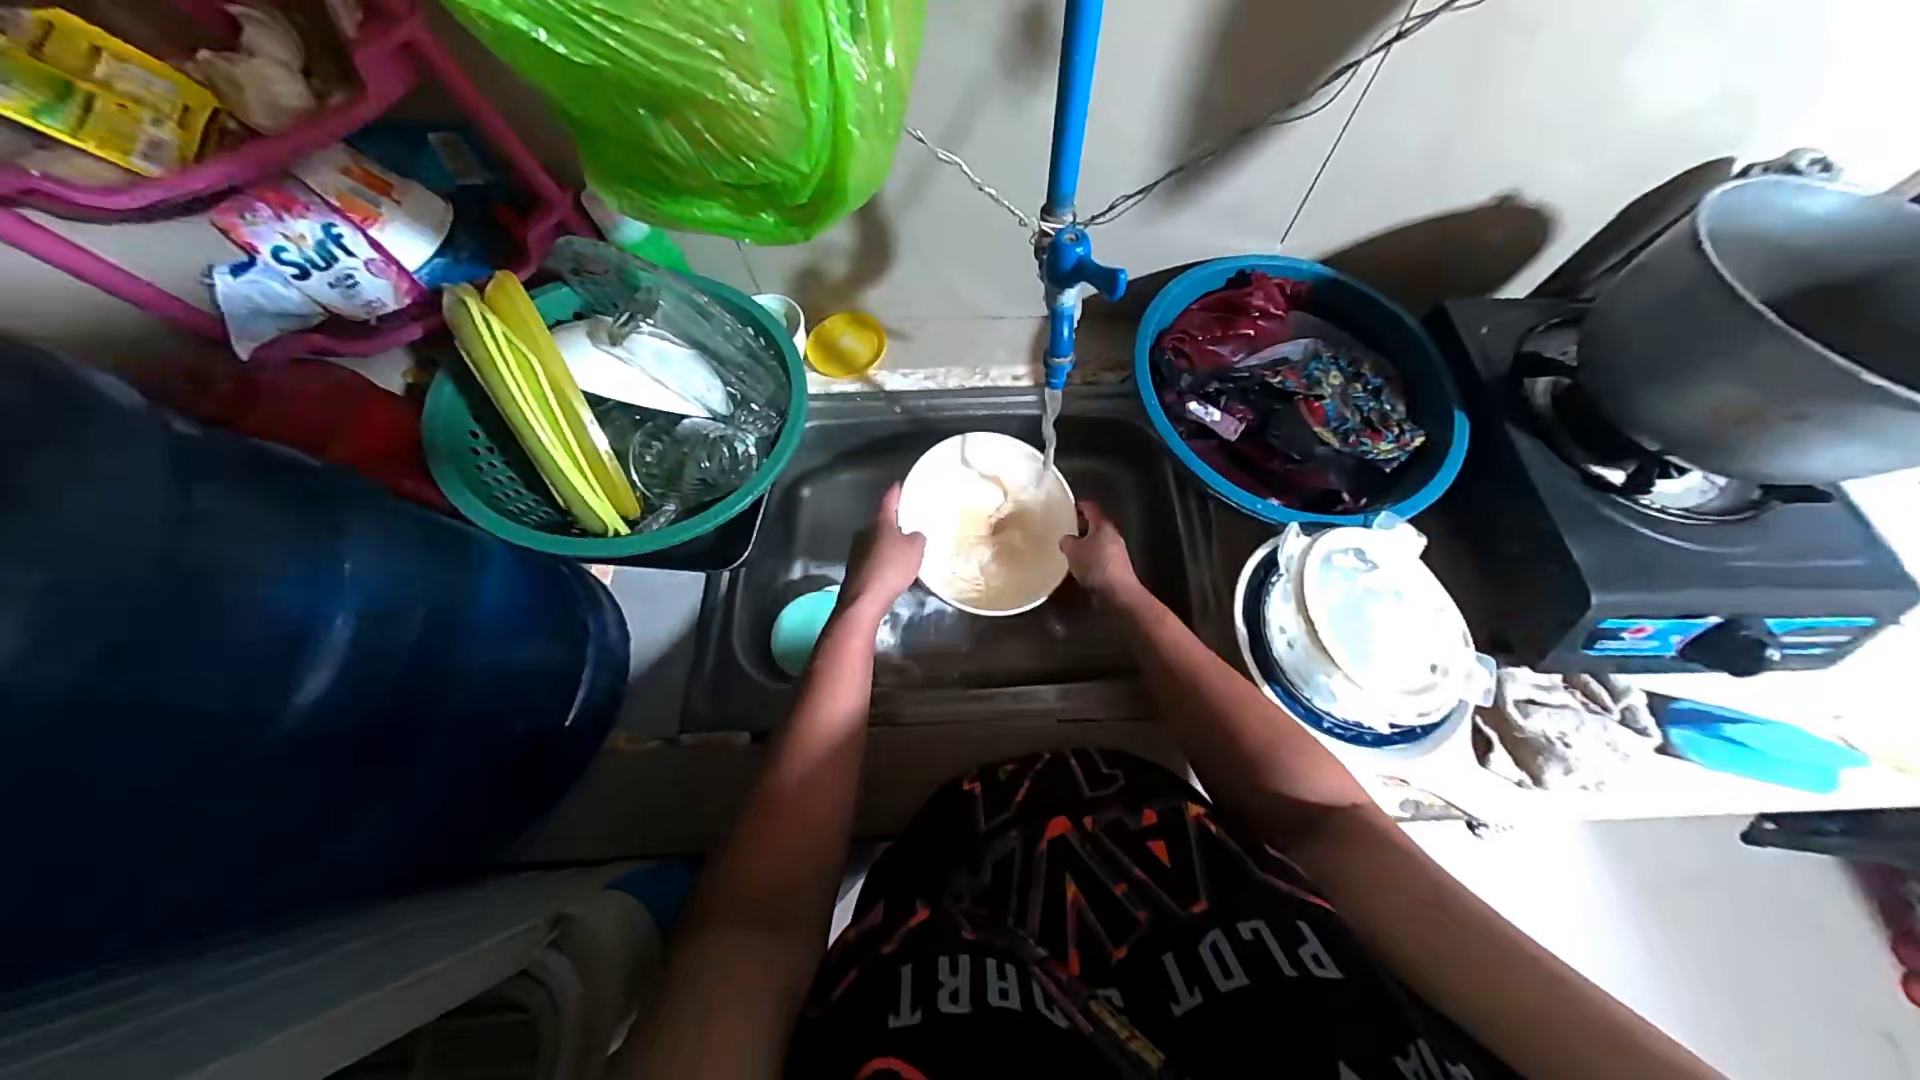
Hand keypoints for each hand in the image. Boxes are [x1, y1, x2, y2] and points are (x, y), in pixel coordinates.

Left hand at [841, 483, 925, 613]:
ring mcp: (857, 550)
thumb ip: (918, 537)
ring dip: (889, 544)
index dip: (896, 491)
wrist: (864, 599)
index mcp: (880, 522)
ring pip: (877, 541)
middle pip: (882, 522)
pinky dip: (884, 561)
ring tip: (905, 552)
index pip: (888, 500)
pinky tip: (893, 571)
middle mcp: (865, 532)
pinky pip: (874, 558)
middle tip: (910, 525)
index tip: (900, 484)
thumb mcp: (915, 549)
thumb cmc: (891, 568)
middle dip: (895, 524)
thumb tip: (913, 535)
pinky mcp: (855, 568)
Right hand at [1059, 500, 1140, 601]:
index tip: (1069, 505)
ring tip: (1068, 547)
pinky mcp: (1115, 567)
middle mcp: (1112, 535)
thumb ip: (1067, 541)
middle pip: (1094, 525)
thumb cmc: (1095, 565)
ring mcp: (1116, 552)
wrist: (1117, 592)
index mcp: (1103, 525)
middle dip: (1080, 526)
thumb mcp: (1073, 550)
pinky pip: (1098, 556)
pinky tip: (1078, 565)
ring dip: (1084, 543)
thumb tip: (1066, 540)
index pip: (1091, 508)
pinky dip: (1088, 557)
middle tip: (1064, 528)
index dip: (1079, 504)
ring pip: (1096, 542)